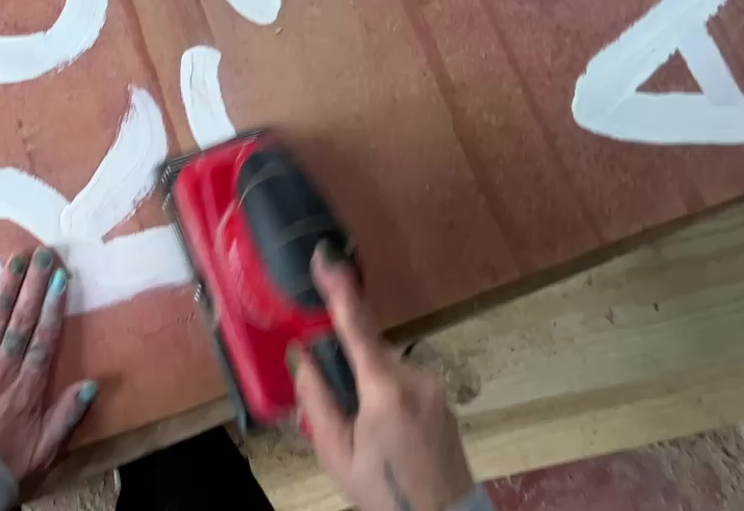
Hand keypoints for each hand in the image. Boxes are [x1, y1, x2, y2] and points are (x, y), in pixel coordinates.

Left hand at [0, 247, 98, 488]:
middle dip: (35, 284)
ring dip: (7, 286)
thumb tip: (92, 384)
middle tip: (43, 252)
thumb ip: (67, 415)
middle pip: (23, 318)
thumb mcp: (44, 448)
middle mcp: (5, 365)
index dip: (54, 305)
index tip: (62, 277)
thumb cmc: (5, 462)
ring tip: (16, 257)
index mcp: (29, 384)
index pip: (45, 336)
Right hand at [294, 244, 475, 510]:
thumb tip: (302, 357)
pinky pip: (400, 378)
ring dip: (366, 380)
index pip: (356, 326)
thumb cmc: (385, 492)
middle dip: (346, 363)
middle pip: (367, 347)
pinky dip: (384, 390)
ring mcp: (432, 386)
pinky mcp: (441, 396)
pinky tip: (385, 428)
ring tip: (365, 427)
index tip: (325, 256)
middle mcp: (414, 378)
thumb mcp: (336, 452)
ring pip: (382, 363)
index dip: (339, 288)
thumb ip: (314, 398)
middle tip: (340, 405)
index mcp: (385, 390)